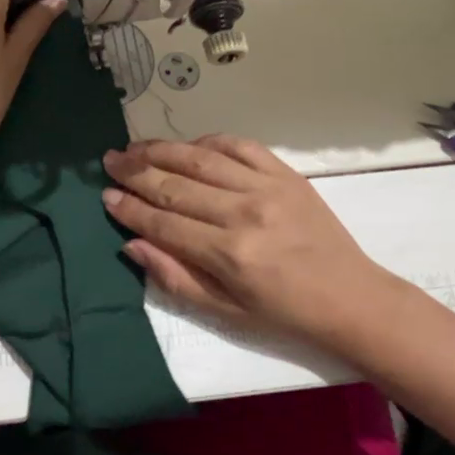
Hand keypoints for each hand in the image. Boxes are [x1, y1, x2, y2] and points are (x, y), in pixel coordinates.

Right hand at [102, 136, 399, 345]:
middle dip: (135, 172)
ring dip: (161, 150)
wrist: (349, 297)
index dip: (130, 209)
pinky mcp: (285, 173)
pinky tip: (186, 145)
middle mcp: (244, 214)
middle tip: (108, 161)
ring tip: (134, 146)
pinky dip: (207, 141)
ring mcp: (266, 188)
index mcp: (228, 254)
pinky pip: (238, 145)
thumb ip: (174, 277)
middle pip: (175, 185)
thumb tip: (132, 243)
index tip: (105, 196)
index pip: (164, 223)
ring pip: (200, 159)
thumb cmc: (282, 312)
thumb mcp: (224, 311)